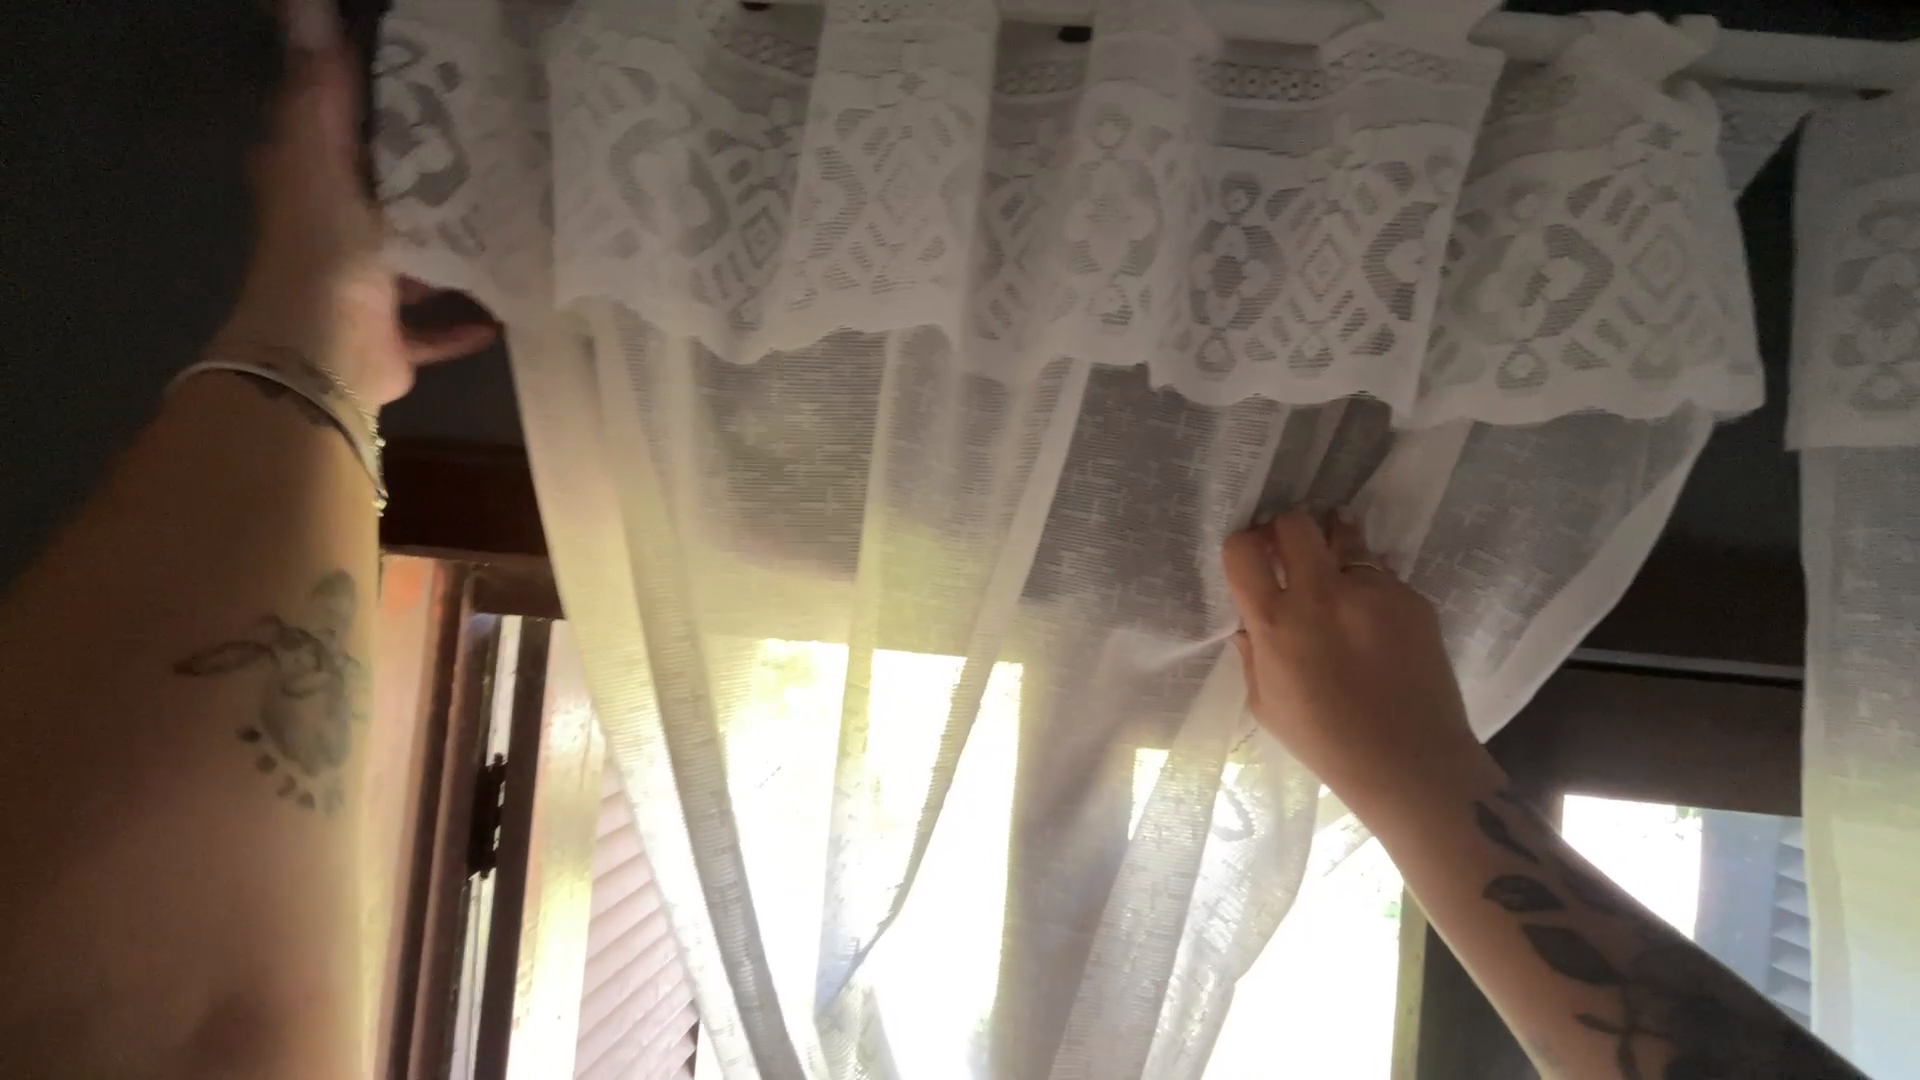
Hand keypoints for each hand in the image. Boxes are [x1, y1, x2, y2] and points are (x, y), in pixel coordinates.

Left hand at [215, 0, 495, 405]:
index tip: (444, 96)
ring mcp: (368, 289)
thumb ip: (324, 96)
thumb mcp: (320, 163)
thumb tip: (309, 2)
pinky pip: (439, 328)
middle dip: (437, 188)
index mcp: (311, 185)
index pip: (346, 135)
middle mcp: (337, 234)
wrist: (324, 356)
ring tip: (513, 237)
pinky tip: (505, 312)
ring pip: (420, 265)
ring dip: (458, 256)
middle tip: (497, 165)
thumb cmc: (323, 256)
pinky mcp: (394, 337)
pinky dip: (467, 323)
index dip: (385, 111)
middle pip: (391, 202)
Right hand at [1221, 510, 1479, 801]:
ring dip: (1330, 544)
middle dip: (1285, 529)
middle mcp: (1321, 595)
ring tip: (1332, 563)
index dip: (1242, 545)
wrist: (1411, 763)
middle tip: (1287, 549)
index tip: (1250, 557)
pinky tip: (1370, 615)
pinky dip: (1367, 584)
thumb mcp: (1263, 701)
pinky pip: (1379, 574)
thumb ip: (1252, 653)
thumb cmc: (1324, 741)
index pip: (1242, 550)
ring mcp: (1372, 592)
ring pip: (1344, 537)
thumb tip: (1252, 623)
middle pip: (1295, 523)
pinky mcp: (1412, 599)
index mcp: (1275, 623)